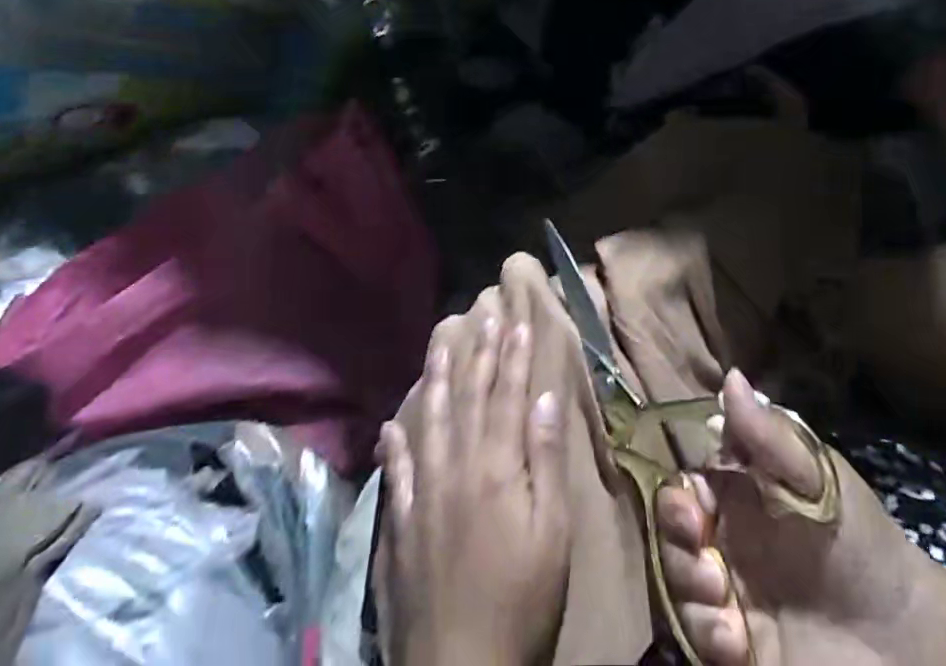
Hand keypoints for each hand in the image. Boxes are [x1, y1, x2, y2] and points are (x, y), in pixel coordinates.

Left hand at [380, 292, 570, 665]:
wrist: (460, 663)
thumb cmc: (523, 597)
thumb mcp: (553, 532)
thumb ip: (545, 461)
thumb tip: (544, 399)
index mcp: (496, 467)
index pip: (507, 397)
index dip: (514, 357)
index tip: (516, 320)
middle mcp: (456, 467)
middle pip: (469, 398)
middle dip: (479, 354)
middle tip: (482, 315)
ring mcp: (423, 491)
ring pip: (430, 420)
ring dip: (438, 379)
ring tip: (441, 344)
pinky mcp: (401, 520)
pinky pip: (396, 469)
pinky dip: (395, 441)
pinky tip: (392, 421)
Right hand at [657, 370, 927, 665]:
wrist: (907, 635)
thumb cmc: (861, 540)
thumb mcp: (820, 480)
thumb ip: (770, 436)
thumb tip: (730, 377)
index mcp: (738, 495)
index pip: (687, 483)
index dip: (678, 492)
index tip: (690, 502)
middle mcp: (724, 538)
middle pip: (672, 531)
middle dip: (675, 538)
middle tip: (703, 552)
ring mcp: (728, 592)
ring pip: (677, 581)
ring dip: (688, 588)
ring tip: (722, 602)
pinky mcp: (737, 644)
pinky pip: (697, 635)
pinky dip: (706, 634)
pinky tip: (735, 639)